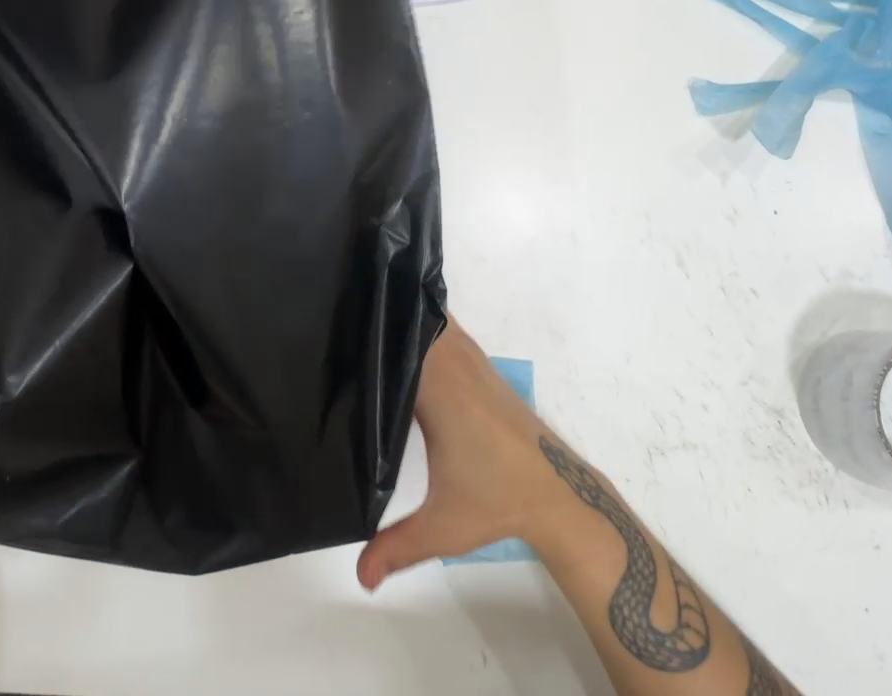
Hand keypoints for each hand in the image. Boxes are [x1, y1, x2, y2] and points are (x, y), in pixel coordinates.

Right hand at [357, 317, 568, 590]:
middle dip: (375, 314)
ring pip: (430, 319)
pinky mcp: (480, 366)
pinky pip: (444, 328)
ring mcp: (472, 361)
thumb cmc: (497, 504)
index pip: (397, 342)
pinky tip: (395, 335)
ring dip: (399, 316)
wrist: (559, 496)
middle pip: (409, 319)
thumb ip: (396, 548)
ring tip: (357, 316)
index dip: (365, 330)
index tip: (332, 324)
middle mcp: (455, 367)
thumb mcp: (444, 529)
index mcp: (440, 392)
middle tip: (334, 316)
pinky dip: (421, 324)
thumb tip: (358, 578)